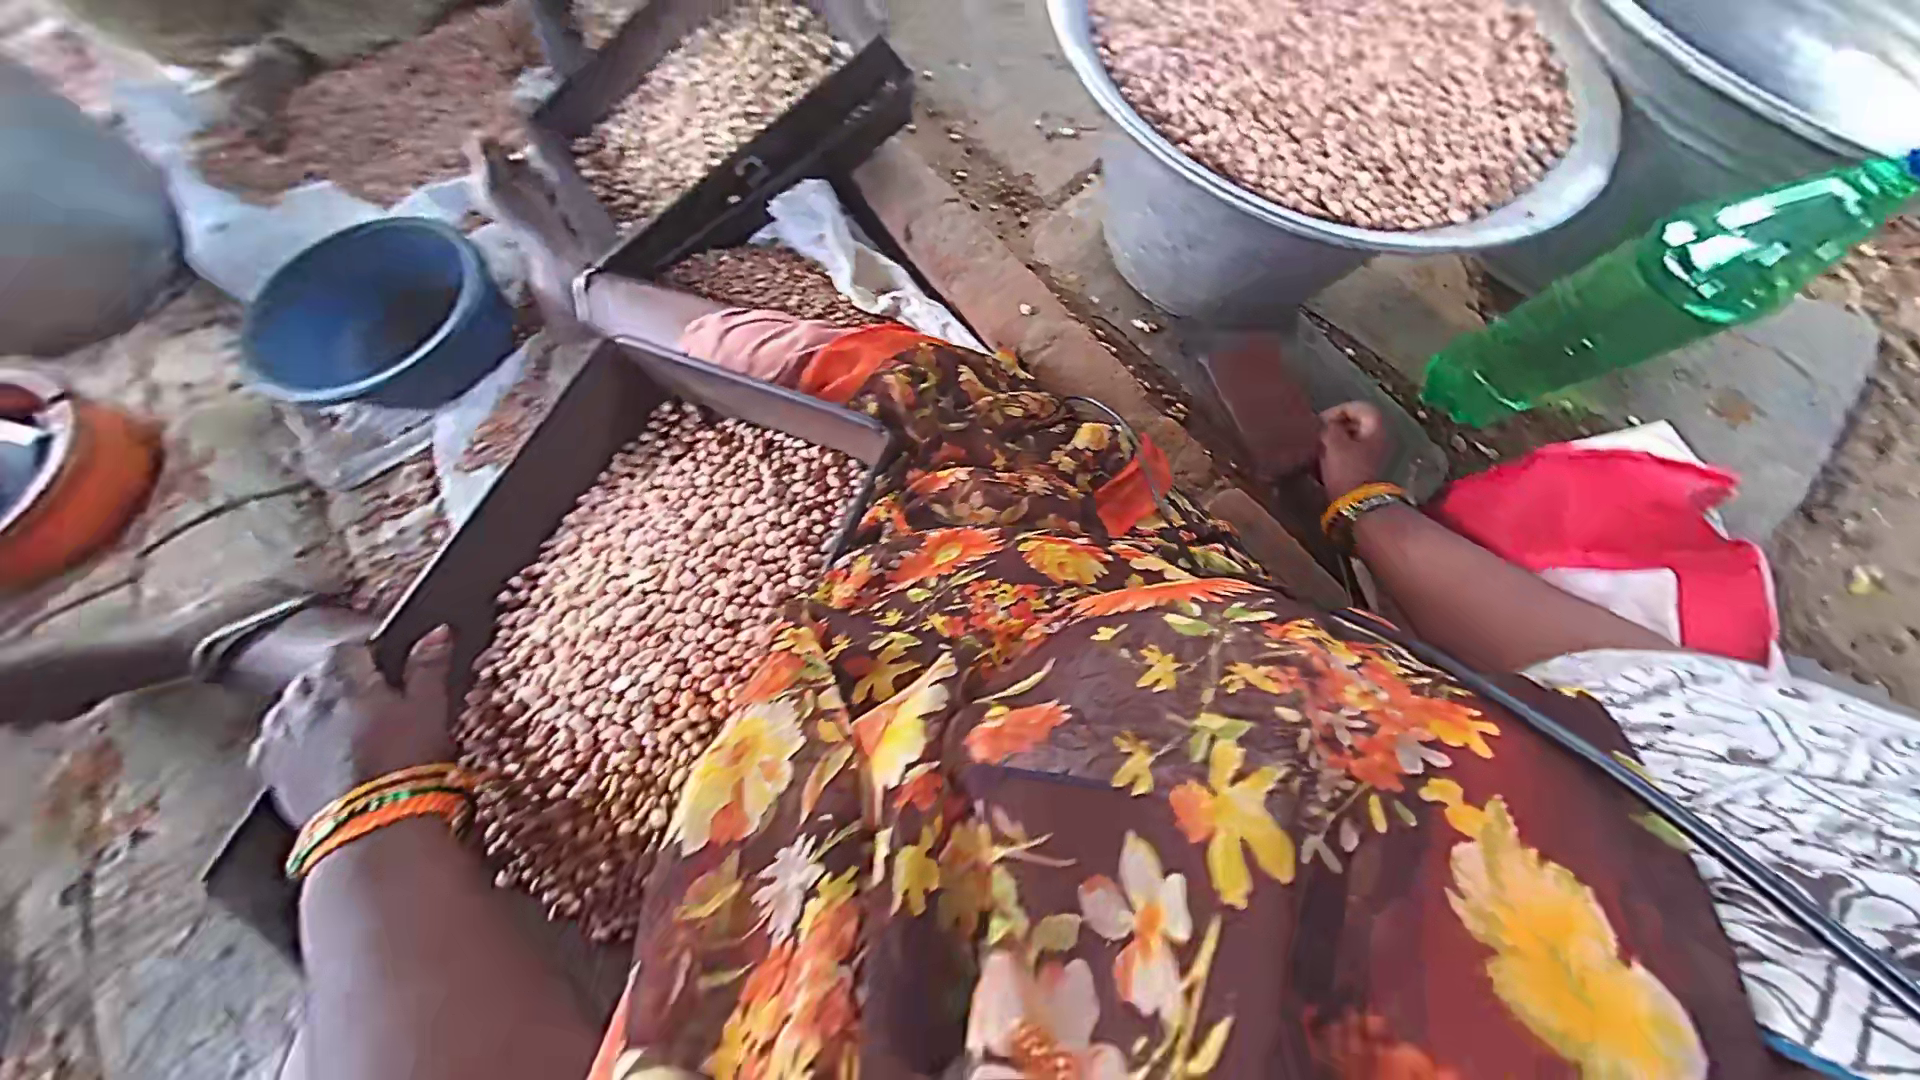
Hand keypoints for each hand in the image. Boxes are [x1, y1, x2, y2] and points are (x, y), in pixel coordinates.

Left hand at [251, 626, 458, 823]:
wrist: (369, 820)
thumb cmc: (405, 758)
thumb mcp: (430, 706)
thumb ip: (428, 666)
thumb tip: (437, 632)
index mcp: (340, 678)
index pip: (350, 648)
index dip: (374, 655)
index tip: (392, 669)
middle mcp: (299, 699)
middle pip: (318, 675)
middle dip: (344, 681)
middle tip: (377, 700)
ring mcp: (276, 733)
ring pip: (295, 705)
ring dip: (318, 708)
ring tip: (352, 727)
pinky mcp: (266, 766)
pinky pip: (279, 737)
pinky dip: (299, 737)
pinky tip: (326, 751)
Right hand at [1317, 402, 1391, 497]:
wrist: (1356, 502)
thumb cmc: (1346, 469)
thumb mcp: (1333, 443)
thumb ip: (1329, 427)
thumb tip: (1327, 423)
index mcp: (1375, 427)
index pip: (1358, 407)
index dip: (1337, 410)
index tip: (1320, 422)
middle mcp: (1378, 438)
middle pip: (1355, 423)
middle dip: (1333, 427)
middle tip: (1316, 434)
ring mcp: (1373, 454)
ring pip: (1351, 439)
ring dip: (1332, 441)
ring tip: (1315, 449)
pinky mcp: (1364, 468)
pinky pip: (1349, 453)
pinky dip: (1335, 454)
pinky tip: (1321, 462)